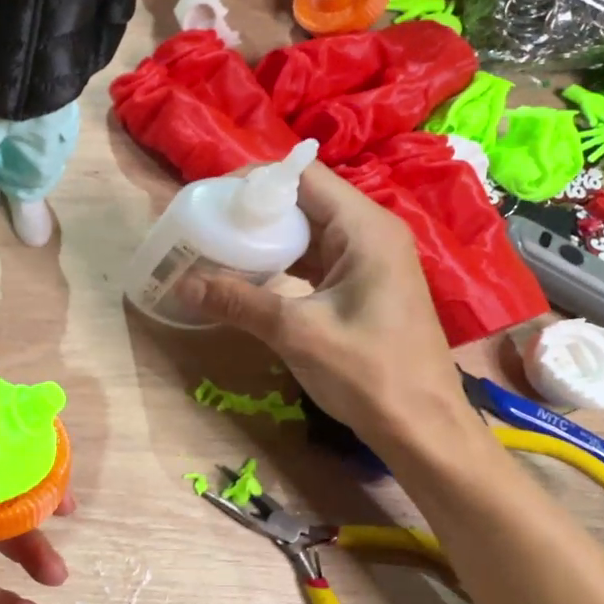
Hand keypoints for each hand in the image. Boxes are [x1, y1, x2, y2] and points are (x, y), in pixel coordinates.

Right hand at [181, 163, 472, 451]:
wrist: (422, 427)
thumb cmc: (370, 374)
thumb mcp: (297, 334)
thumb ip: (239, 302)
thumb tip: (181, 282)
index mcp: (365, 230)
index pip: (304, 176)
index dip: (254, 180)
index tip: (210, 201)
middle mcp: (370, 233)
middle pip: (303, 199)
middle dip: (252, 209)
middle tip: (204, 226)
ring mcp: (367, 260)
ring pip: (306, 229)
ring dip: (263, 236)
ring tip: (215, 247)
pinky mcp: (360, 285)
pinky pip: (313, 257)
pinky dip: (279, 260)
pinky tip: (246, 277)